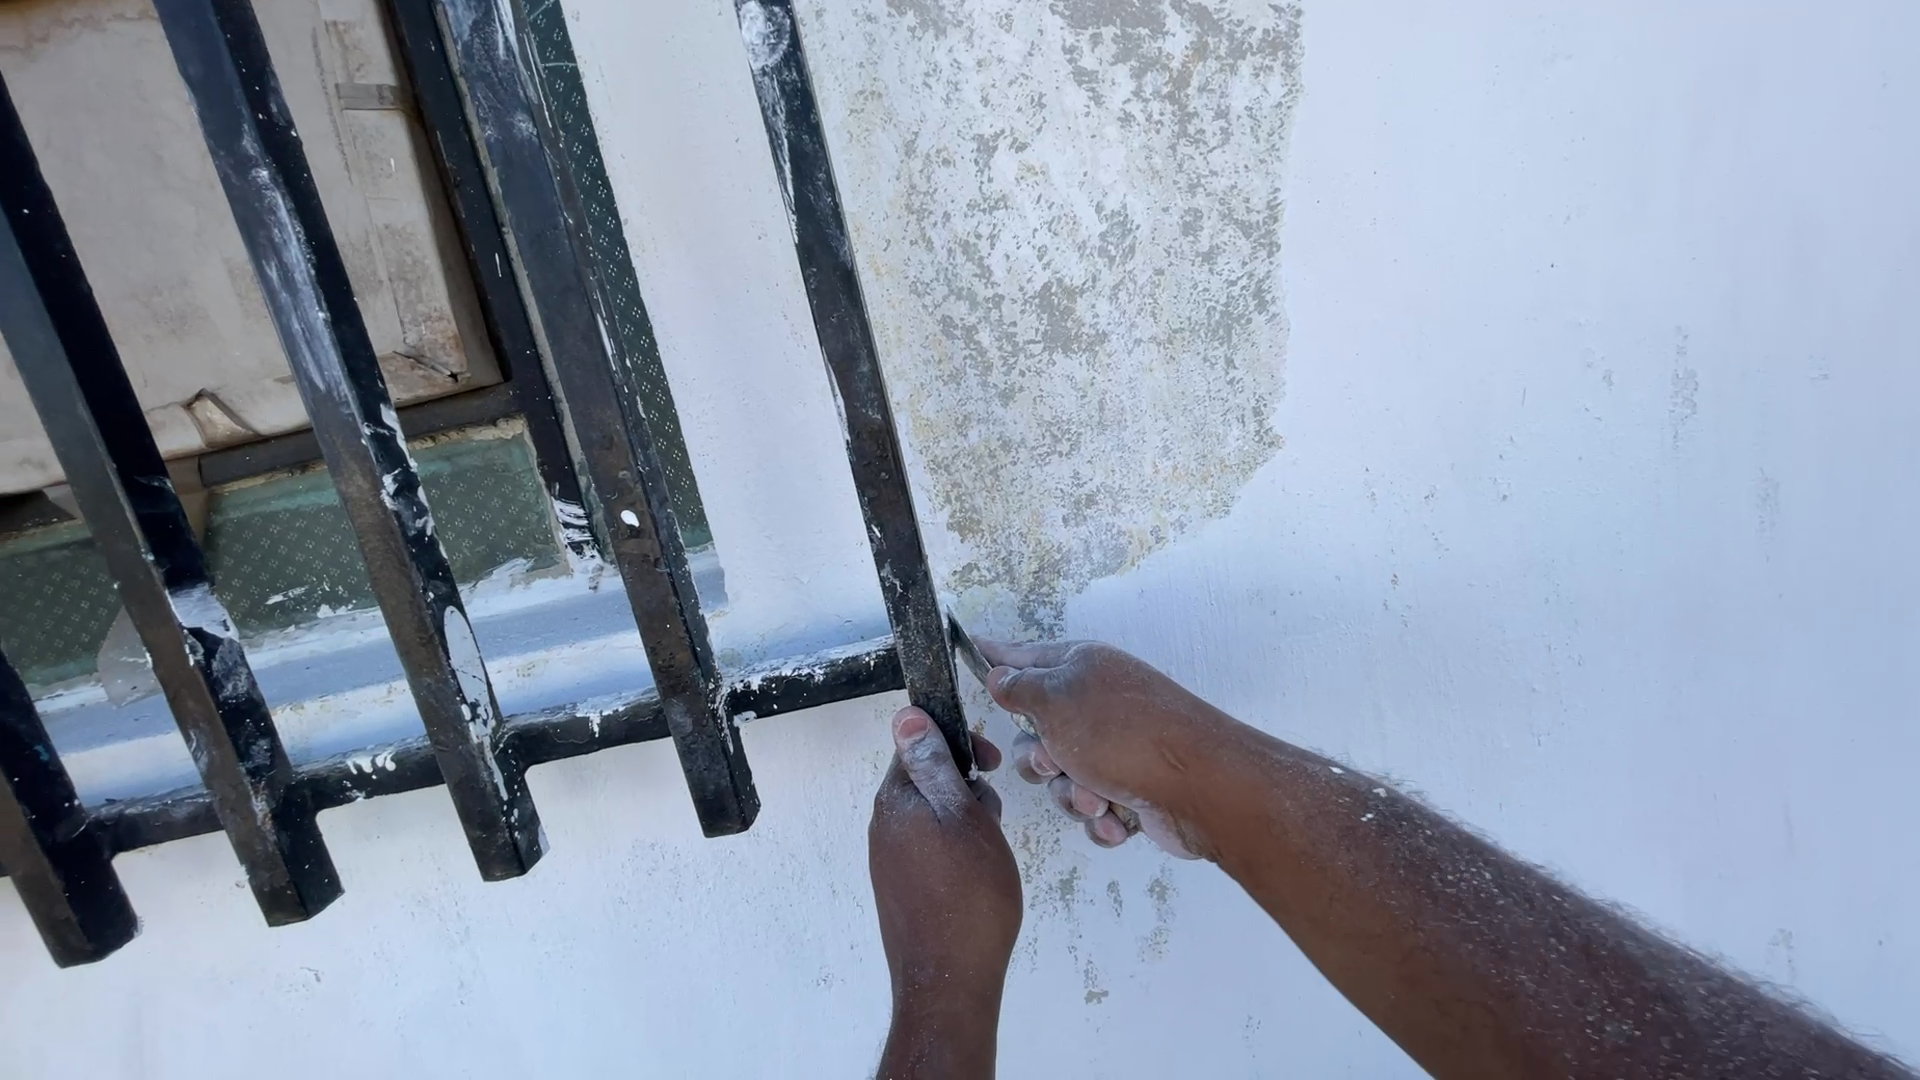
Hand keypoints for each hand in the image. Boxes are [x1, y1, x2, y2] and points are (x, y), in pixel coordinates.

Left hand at [869, 707, 1021, 1021]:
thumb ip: (935, 764)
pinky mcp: (900, 886)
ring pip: (931, 813)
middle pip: (926, 779)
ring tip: (987, 847)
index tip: (989, 762)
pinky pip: (928, 845)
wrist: (950, 983)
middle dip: (964, 785)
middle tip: (992, 813)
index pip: (919, 744)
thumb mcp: (963, 815)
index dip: (957, 744)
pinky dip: (954, 846)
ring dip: (963, 817)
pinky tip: (974, 872)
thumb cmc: (969, 894)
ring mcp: (889, 858)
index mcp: (896, 801)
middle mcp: (884, 825)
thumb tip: (905, 715)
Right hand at [980, 639, 1222, 857]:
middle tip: (1052, 762)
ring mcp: (1113, 748)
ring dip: (1072, 794)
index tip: (970, 645)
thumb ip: (1018, 687)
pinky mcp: (1128, 789)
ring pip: (1060, 777)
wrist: (1198, 788)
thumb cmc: (1121, 733)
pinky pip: (1090, 806)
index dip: (995, 655)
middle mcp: (1094, 705)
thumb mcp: (1056, 700)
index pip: (1023, 657)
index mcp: (1078, 669)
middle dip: (1039, 760)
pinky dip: (1100, 817)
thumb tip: (999, 674)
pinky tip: (1117, 818)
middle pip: (1035, 733)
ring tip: (1097, 799)